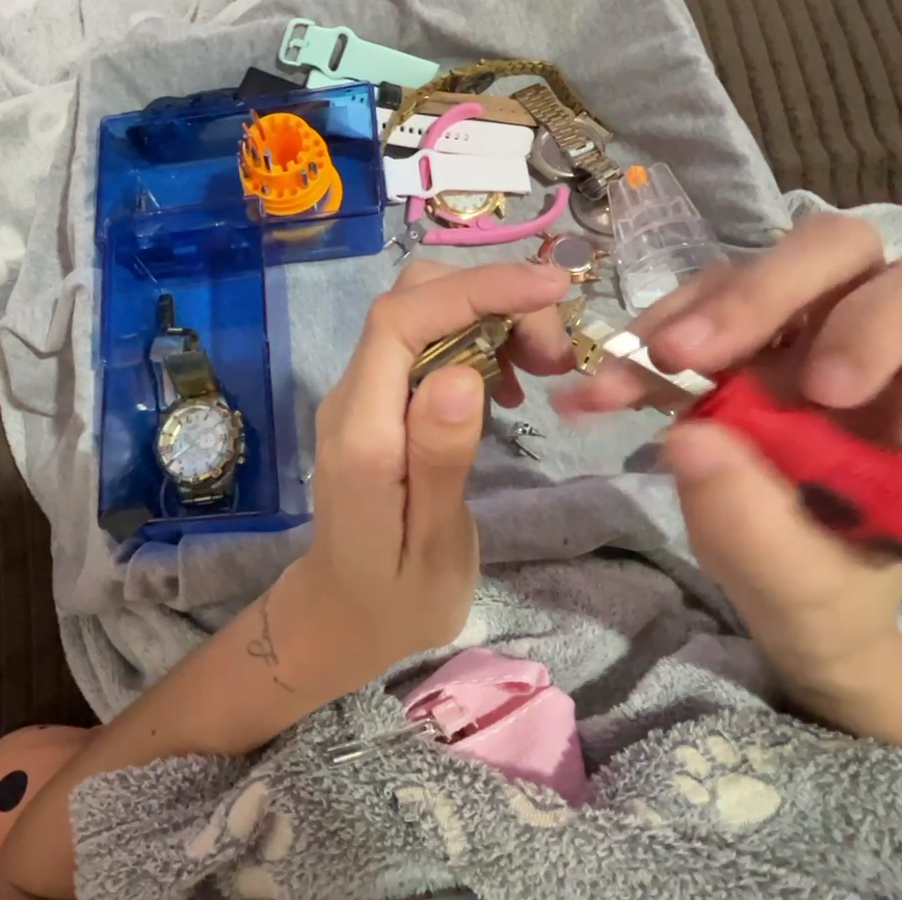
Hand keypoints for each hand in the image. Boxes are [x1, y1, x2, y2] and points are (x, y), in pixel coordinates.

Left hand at [285, 259, 572, 690]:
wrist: (345, 610)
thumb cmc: (396, 597)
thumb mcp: (432, 547)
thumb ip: (439, 460)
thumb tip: (462, 375)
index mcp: (360, 434)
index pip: (399, 323)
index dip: (474, 290)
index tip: (551, 290)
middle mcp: (351, 399)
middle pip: (409, 300)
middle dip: (490, 299)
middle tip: (556, 353)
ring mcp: (361, 396)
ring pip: (421, 313)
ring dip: (490, 317)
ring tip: (545, 367)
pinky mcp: (379, 402)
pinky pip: (426, 344)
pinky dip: (478, 341)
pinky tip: (511, 386)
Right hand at [558, 215, 901, 724]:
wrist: (779, 593)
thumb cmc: (827, 591)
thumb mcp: (804, 586)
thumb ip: (759, 527)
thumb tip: (688, 438)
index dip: (884, 313)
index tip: (817, 388)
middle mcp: (858, 339)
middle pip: (832, 251)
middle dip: (754, 295)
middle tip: (681, 356)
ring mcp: (782, 339)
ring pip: (738, 274)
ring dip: (672, 322)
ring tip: (615, 385)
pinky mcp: (720, 352)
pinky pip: (676, 320)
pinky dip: (632, 352)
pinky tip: (598, 395)